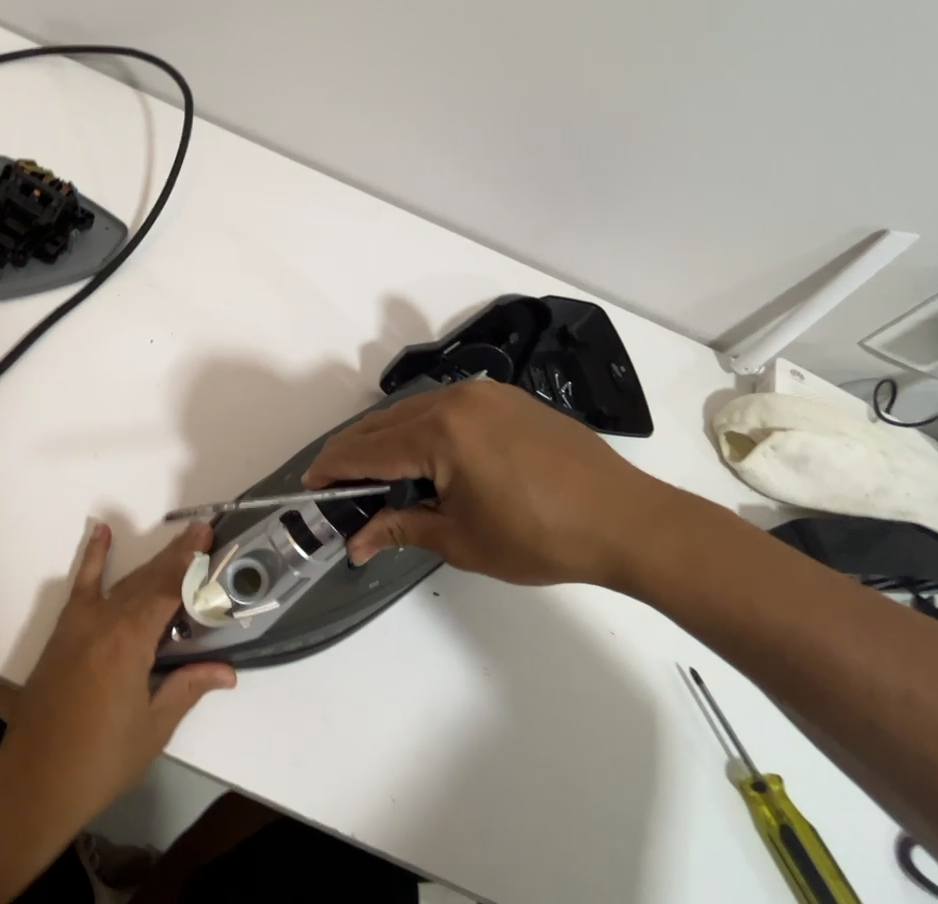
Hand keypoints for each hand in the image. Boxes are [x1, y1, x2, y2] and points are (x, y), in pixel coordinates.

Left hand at [0, 523, 236, 832]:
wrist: (34, 780)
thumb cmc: (101, 760)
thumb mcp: (153, 728)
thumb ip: (186, 689)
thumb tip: (226, 671)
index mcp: (129, 643)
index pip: (168, 592)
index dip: (191, 565)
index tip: (208, 537)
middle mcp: (103, 623)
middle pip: (147, 581)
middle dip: (177, 557)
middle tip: (202, 532)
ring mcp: (78, 625)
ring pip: (122, 583)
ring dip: (150, 561)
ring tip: (177, 540)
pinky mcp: (62, 634)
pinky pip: (81, 587)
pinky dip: (91, 559)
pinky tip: (100, 533)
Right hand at [303, 380, 680, 587]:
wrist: (628, 521)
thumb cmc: (540, 538)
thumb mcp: (460, 540)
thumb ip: (400, 529)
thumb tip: (355, 543)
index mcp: (440, 432)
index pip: (366, 449)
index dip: (333, 469)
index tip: (309, 488)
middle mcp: (456, 400)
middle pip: (383, 424)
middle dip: (353, 454)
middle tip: (333, 485)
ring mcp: (485, 395)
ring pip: (412, 412)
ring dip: (385, 441)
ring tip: (373, 476)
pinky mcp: (507, 400)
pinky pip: (445, 409)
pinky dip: (420, 431)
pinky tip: (420, 458)